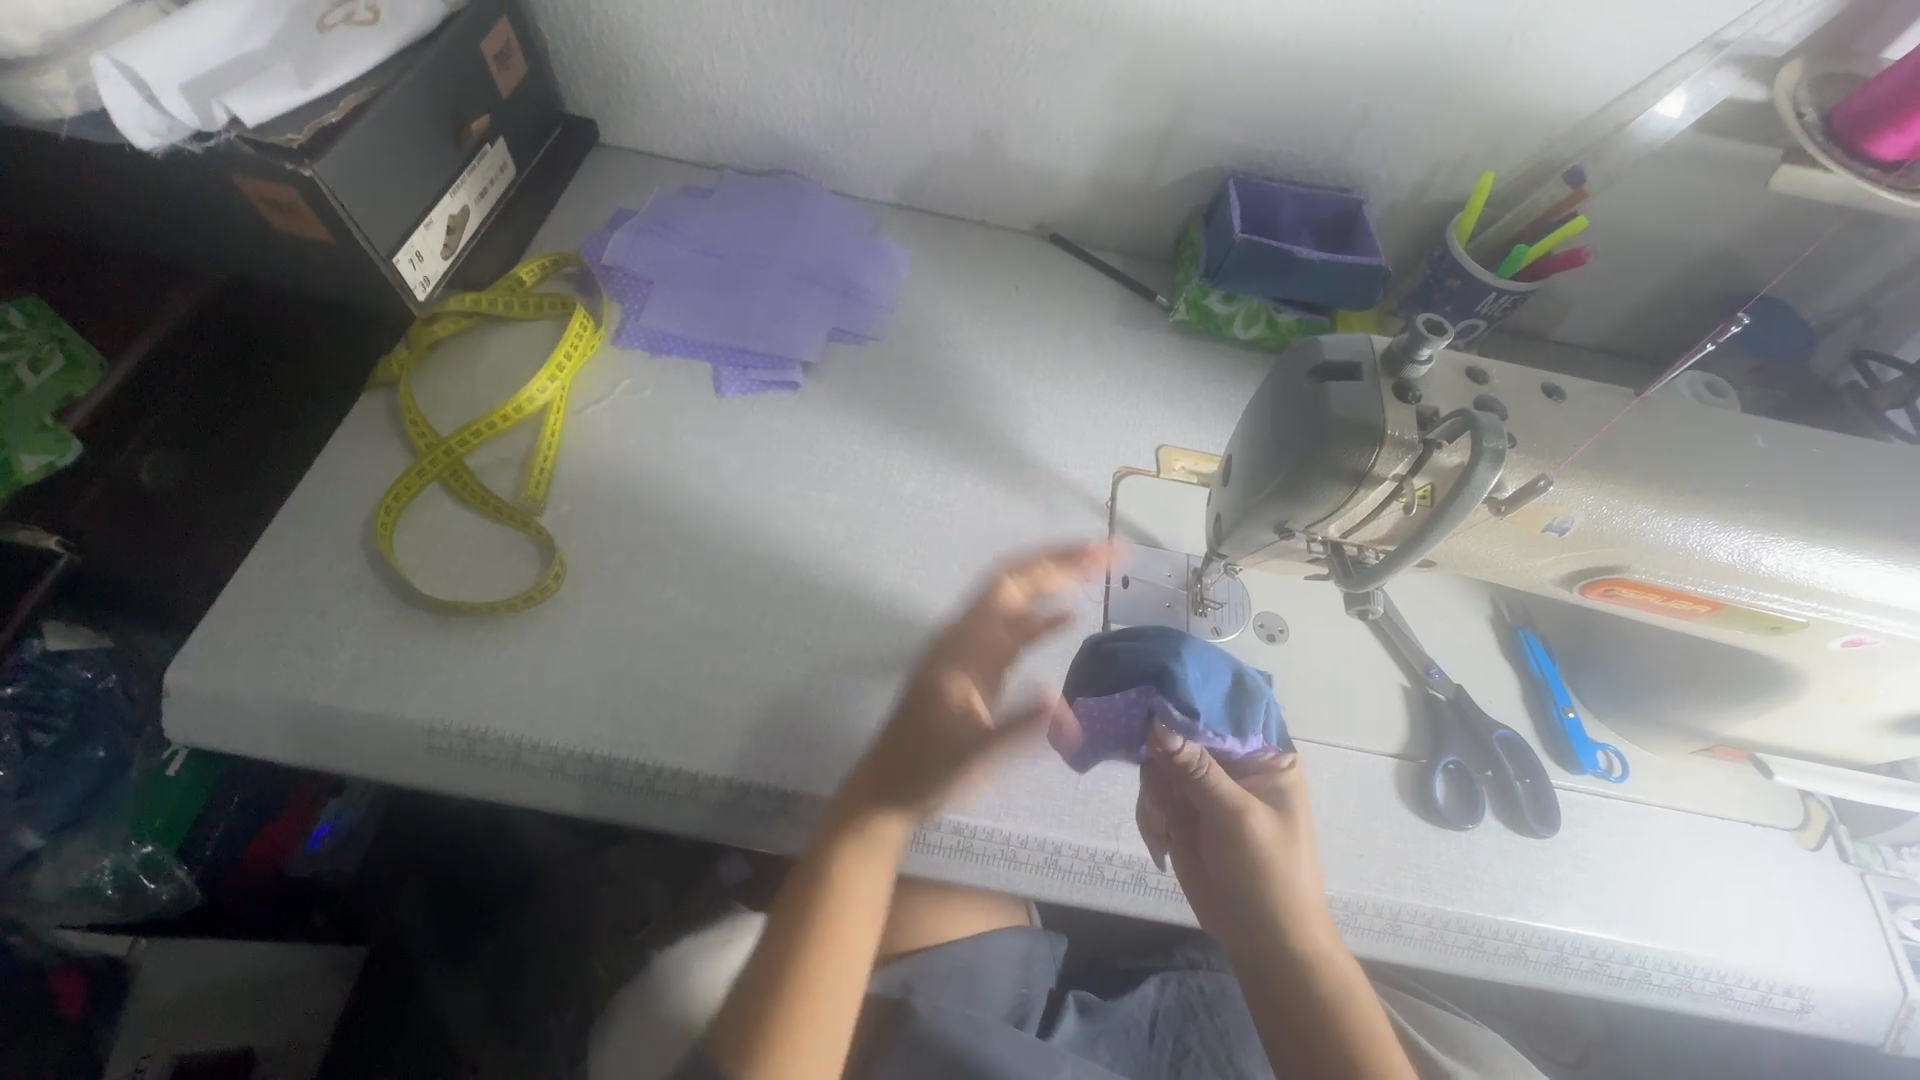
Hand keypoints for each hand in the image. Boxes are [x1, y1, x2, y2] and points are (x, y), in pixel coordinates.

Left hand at [834, 543, 1109, 823]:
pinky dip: (1042, 619)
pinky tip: (1069, 616)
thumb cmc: (927, 770)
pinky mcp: (977, 670)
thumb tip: (1061, 698)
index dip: (1056, 561)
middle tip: (1112, 554)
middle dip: (1062, 562)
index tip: (1100, 552)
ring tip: (1100, 571)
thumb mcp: (974, 754)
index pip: (1013, 584)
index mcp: (964, 644)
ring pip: (1017, 603)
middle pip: (1017, 582)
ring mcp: (972, 652)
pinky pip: (1014, 632)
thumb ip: (1017, 728)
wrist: (890, 788)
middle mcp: (967, 636)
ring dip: (1055, 583)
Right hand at [1137, 723, 1334, 949]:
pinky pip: (1152, 794)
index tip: (1151, 701)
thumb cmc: (1268, 874)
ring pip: (1159, 764)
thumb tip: (1156, 724)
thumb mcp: (1235, 816)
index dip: (1186, 703)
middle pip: (1180, 733)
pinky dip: (1151, 816)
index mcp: (1265, 754)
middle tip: (1161, 795)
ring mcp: (1205, 786)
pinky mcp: (1182, 810)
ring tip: (1166, 831)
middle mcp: (1233, 762)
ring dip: (1155, 798)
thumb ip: (1195, 769)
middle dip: (1162, 763)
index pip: (1222, 709)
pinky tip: (1162, 843)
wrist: (1262, 941)